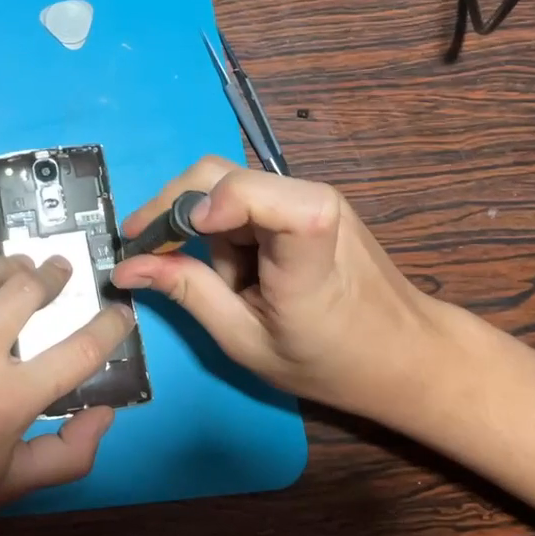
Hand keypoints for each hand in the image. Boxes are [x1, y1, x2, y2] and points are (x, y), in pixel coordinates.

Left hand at [0, 253, 134, 535]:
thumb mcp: (10, 487)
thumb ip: (67, 455)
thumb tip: (105, 415)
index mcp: (9, 399)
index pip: (80, 351)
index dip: (110, 327)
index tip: (120, 313)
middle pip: (27, 291)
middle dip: (53, 276)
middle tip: (59, 272)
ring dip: (0, 264)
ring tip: (12, 269)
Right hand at [110, 157, 442, 419]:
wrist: (408, 354)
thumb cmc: (333, 361)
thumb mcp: (247, 341)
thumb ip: (188, 294)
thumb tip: (126, 267)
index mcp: (308, 251)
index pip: (262, 195)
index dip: (215, 202)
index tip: (179, 237)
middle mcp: (312, 203)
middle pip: (219, 174)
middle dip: (174, 209)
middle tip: (144, 247)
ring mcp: (310, 195)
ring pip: (223, 185)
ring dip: (201, 226)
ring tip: (216, 281)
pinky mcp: (306, 198)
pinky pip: (243, 196)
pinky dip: (221, 228)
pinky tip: (233, 269)